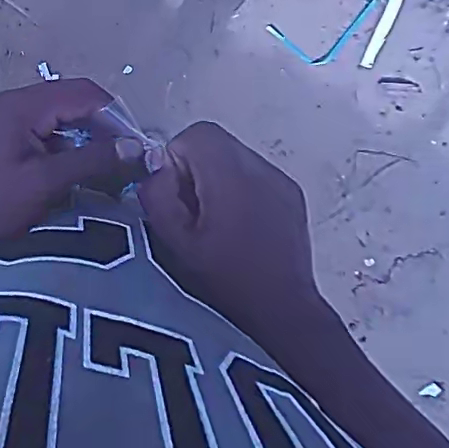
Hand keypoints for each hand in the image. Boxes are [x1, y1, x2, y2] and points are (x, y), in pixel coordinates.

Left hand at [0, 79, 144, 254]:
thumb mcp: (47, 182)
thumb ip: (93, 160)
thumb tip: (137, 147)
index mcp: (22, 105)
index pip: (83, 94)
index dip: (115, 115)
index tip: (136, 143)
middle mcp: (17, 101)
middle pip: (75, 99)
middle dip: (105, 124)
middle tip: (128, 153)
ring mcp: (13, 116)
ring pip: (66, 114)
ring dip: (90, 134)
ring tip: (112, 163)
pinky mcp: (13, 133)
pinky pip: (52, 128)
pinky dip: (73, 144)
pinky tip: (86, 167)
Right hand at [138, 122, 321, 325]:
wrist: (280, 312)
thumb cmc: (222, 281)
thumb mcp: (174, 241)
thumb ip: (157, 194)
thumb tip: (156, 167)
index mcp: (231, 177)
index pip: (196, 134)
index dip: (175, 159)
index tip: (176, 196)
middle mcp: (261, 169)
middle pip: (215, 141)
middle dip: (193, 167)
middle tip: (191, 210)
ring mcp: (281, 181)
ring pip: (233, 155)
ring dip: (215, 177)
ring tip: (213, 222)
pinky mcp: (292, 195)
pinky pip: (253, 174)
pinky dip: (238, 188)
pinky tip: (237, 227)